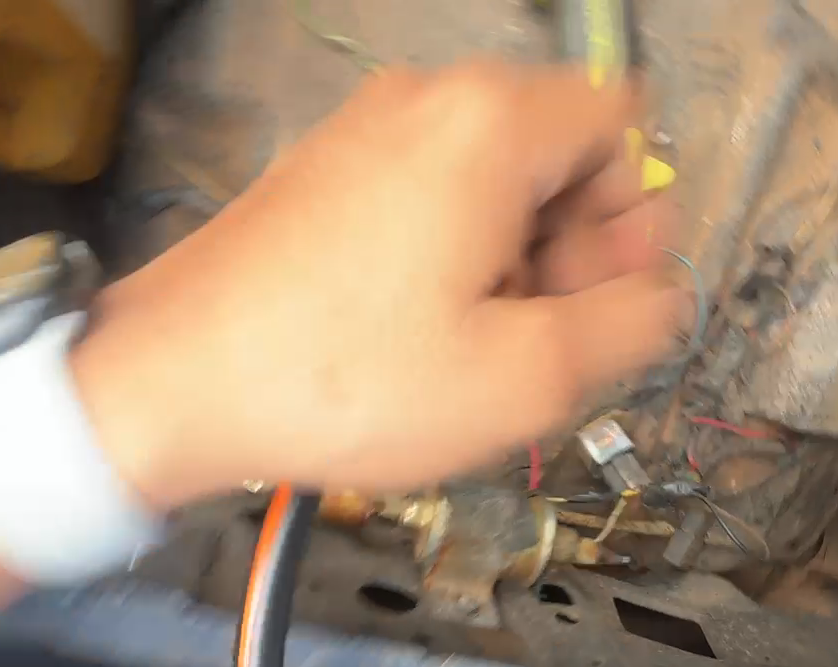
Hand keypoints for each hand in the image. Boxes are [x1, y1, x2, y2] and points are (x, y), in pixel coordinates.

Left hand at [72, 62, 690, 509]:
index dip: (631, 222)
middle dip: (570, 254)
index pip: (619, 129)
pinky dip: (447, 269)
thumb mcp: (525, 377)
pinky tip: (417, 342)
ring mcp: (361, 140)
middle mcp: (423, 106)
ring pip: (487, 192)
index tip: (602, 300)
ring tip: (472, 356)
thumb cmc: (347, 383)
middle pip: (552, 159)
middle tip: (540, 344)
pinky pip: (424, 211)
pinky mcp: (322, 186)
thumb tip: (660, 297)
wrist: (177, 389)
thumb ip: (629, 327)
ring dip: (509, 271)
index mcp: (488, 125)